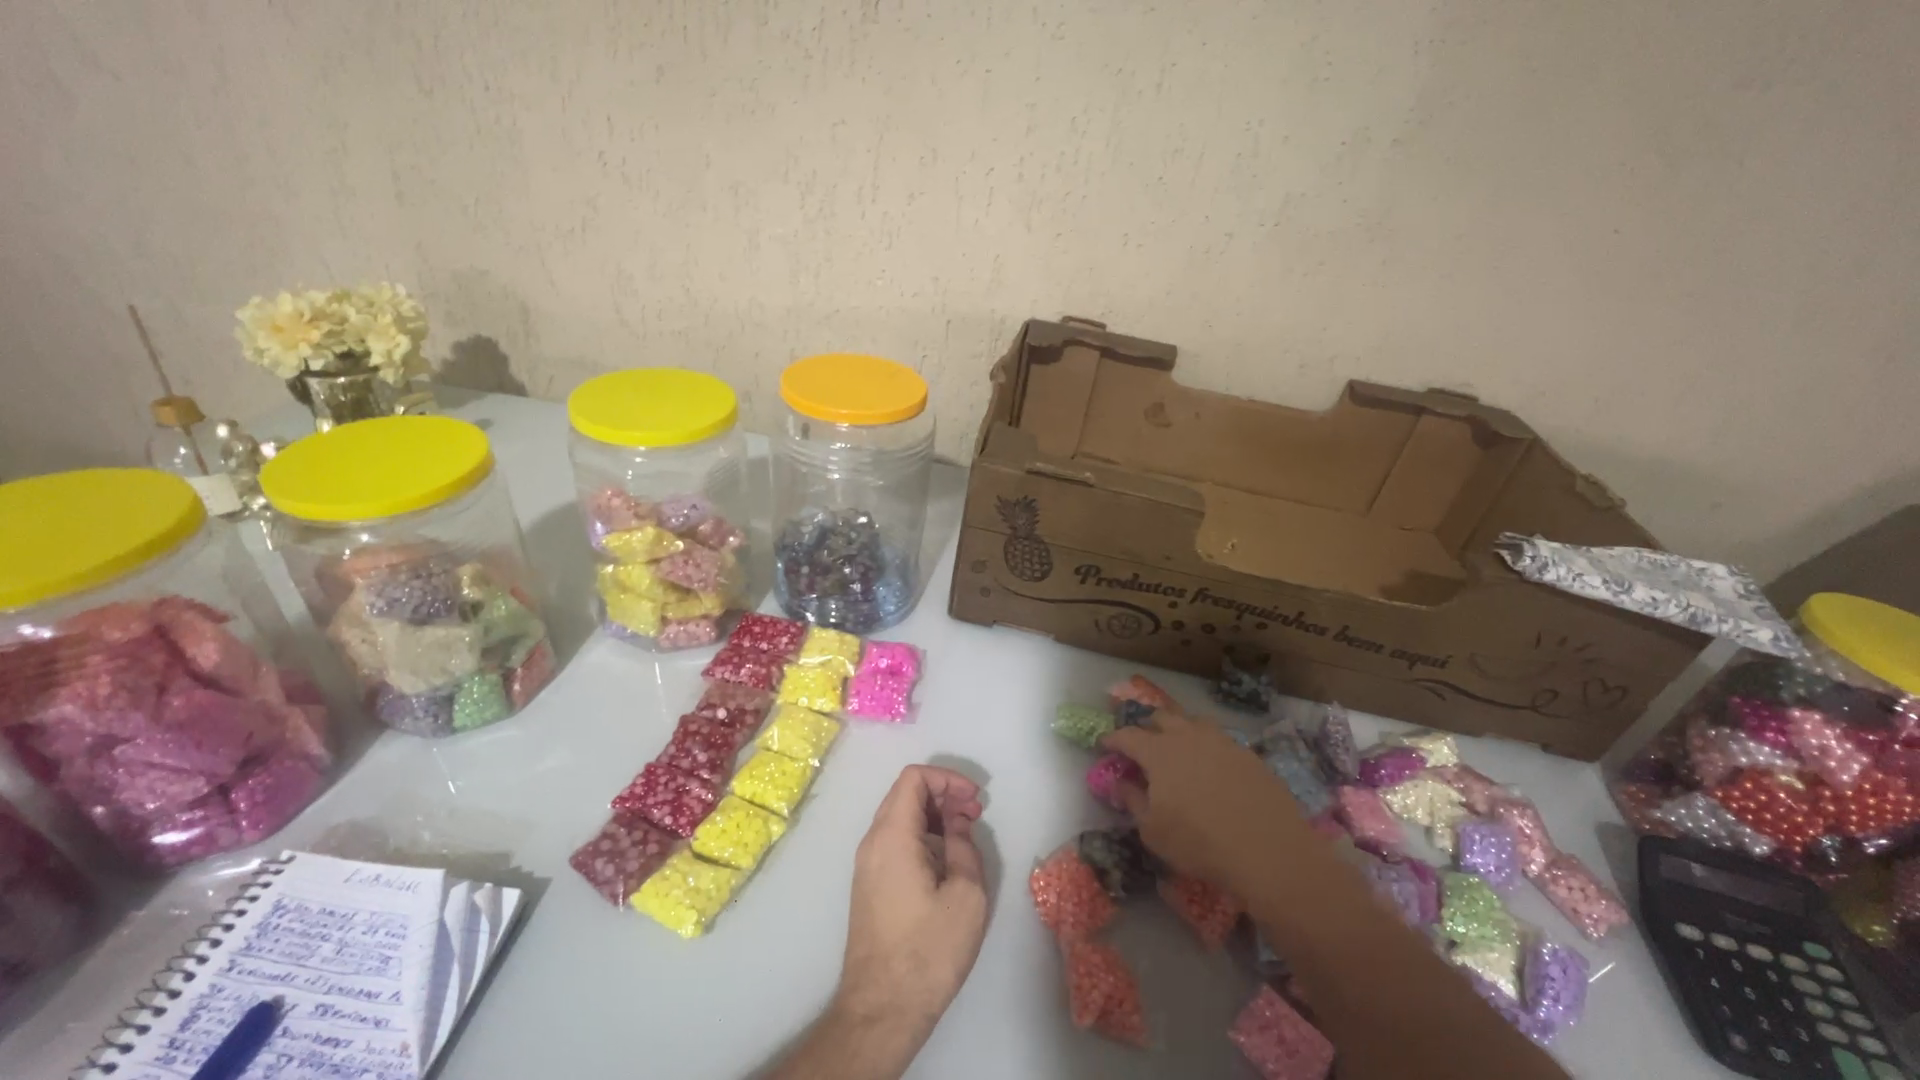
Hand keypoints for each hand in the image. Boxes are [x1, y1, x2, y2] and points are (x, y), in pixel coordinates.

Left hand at [834, 765, 987, 1034]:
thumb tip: (956, 824)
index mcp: (892, 836)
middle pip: (905, 794)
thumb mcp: (965, 894)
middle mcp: (872, 843)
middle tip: (976, 815)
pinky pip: (895, 842)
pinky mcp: (871, 886)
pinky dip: (922, 837)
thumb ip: (963, 847)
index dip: (948, 779)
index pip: (913, 778)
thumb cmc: (928, 949)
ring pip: (900, 818)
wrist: (883, 1006)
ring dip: (934, 817)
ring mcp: (867, 865)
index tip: (975, 800)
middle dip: (944, 795)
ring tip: (967, 837)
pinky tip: (947, 861)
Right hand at [1103, 708, 1310, 895]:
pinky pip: (1221, 741)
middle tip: (1142, 744)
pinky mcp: (1250, 756)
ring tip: (1178, 749)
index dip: (1113, 738)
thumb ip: (1133, 800)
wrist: (1267, 850)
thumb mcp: (1152, 830)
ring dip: (1181, 731)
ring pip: (1195, 723)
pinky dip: (1208, 748)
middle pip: (1163, 718)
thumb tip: (1121, 781)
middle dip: (1148, 727)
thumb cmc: (1198, 843)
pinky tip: (1212, 769)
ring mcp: (1223, 743)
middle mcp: (1190, 737)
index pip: (1128, 735)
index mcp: (1159, 752)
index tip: (1104, 744)